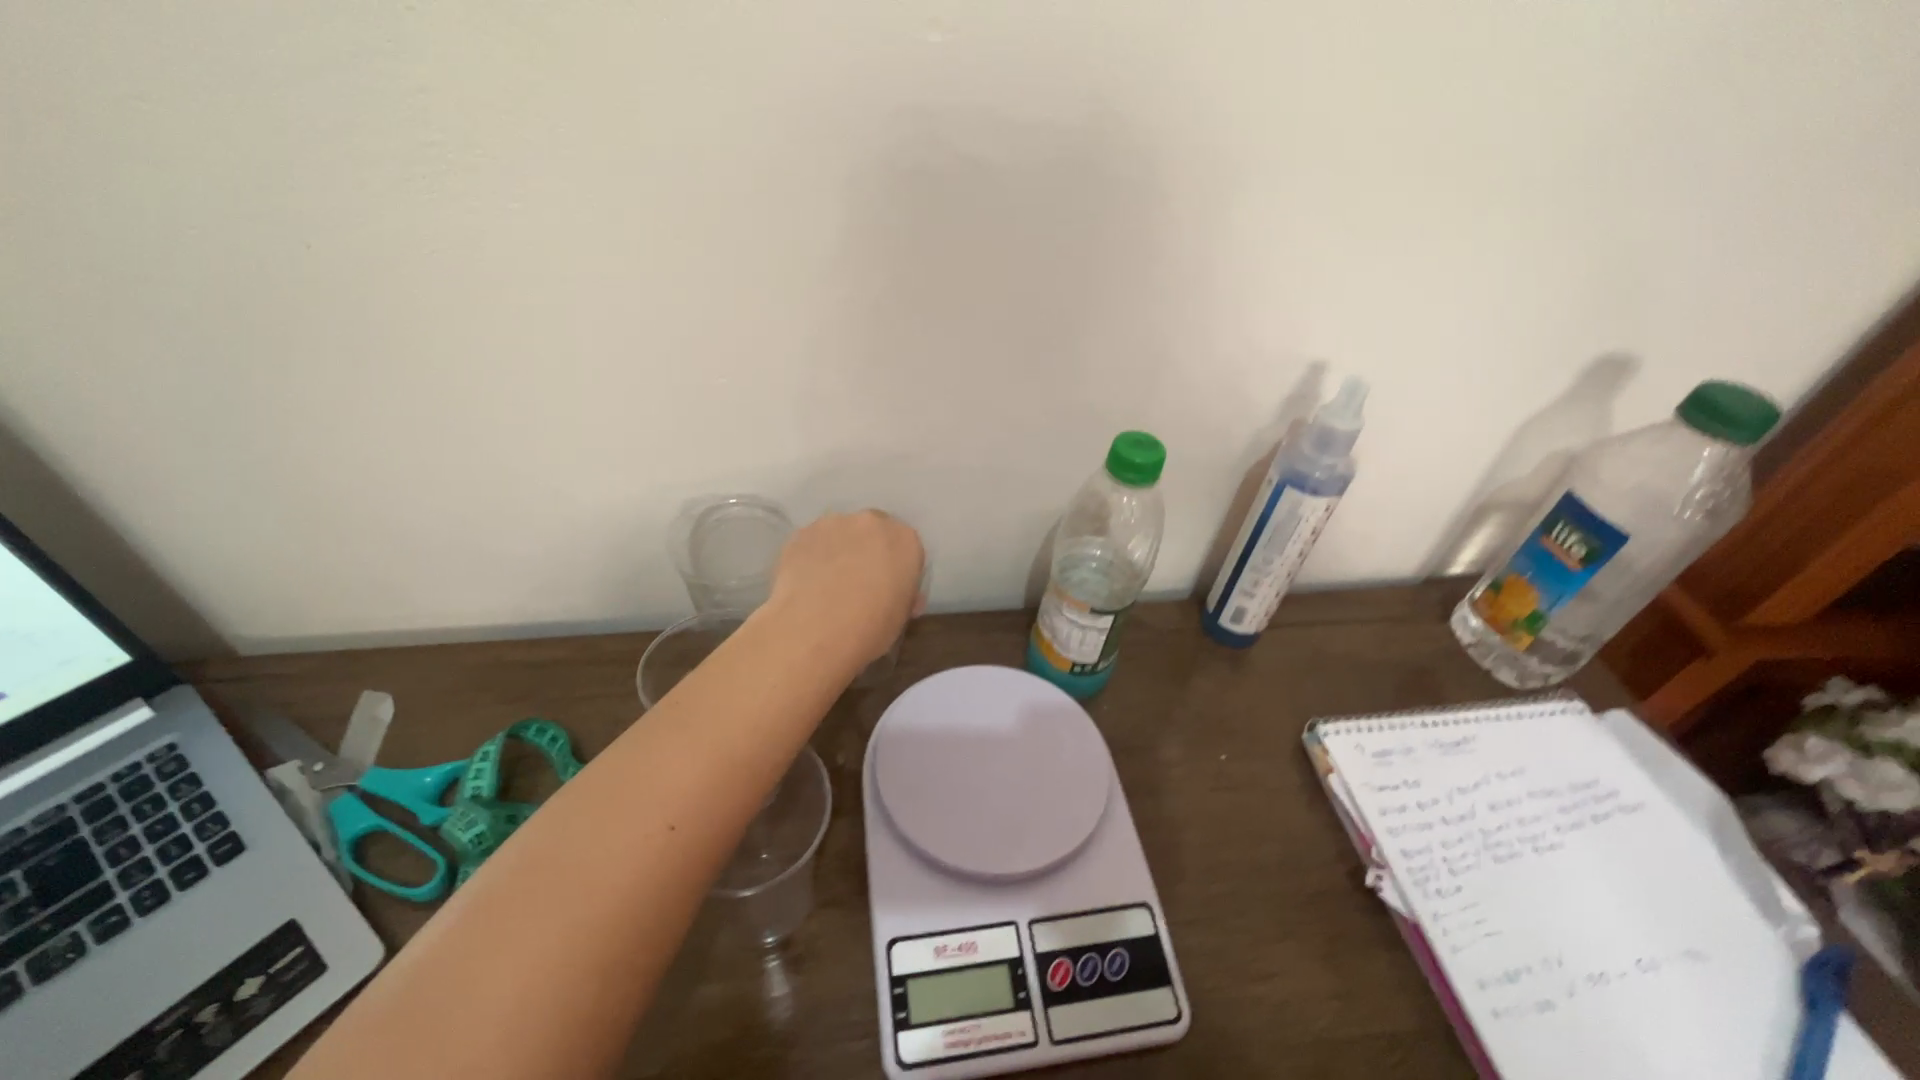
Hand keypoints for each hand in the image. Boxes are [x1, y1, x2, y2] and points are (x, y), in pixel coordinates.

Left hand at [763, 511, 925, 667]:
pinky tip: (805, 584)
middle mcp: (871, 522)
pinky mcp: (801, 533)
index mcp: (905, 540)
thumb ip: (902, 594)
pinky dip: (811, 557)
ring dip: (838, 551)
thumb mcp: (900, 617)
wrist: (814, 631)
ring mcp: (833, 523)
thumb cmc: (870, 628)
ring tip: (826, 585)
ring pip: (839, 533)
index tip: (888, 589)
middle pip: (872, 532)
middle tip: (858, 584)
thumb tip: (894, 592)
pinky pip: (812, 543)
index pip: (905, 549)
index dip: (896, 570)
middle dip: (867, 552)